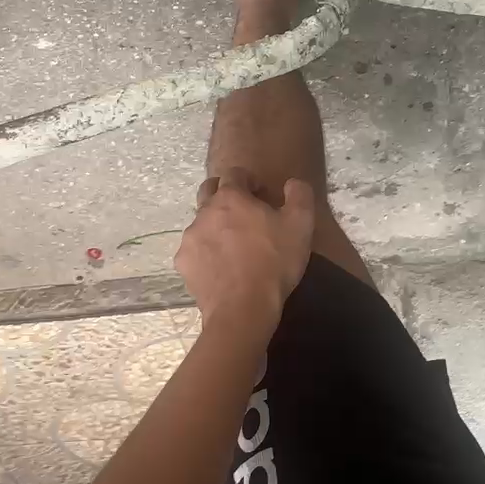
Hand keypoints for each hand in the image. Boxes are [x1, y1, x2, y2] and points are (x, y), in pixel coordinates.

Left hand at [175, 168, 314, 332]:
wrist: (243, 310)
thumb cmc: (274, 262)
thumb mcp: (301, 224)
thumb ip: (299, 194)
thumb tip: (291, 183)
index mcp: (231, 197)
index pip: (235, 173)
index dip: (250, 180)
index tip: (262, 196)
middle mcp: (205, 211)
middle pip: (210, 190)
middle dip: (225, 194)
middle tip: (244, 213)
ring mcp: (190, 238)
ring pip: (201, 221)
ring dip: (216, 225)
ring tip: (235, 245)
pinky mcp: (183, 263)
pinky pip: (195, 249)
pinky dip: (206, 252)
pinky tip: (222, 267)